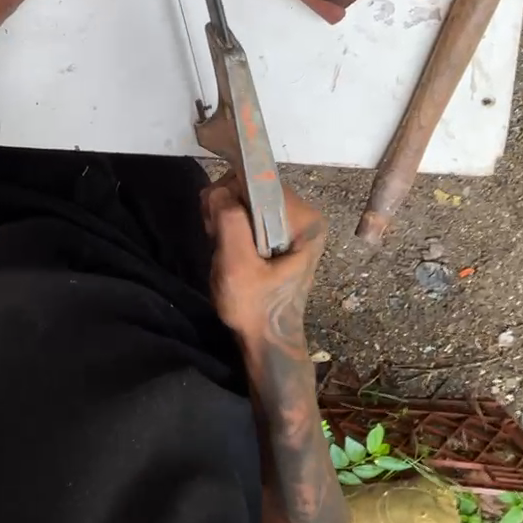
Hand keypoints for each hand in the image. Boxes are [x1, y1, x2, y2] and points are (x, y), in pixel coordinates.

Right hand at [204, 176, 327, 341]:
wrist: (265, 340)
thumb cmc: (254, 307)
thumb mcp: (237, 266)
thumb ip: (230, 222)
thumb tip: (220, 190)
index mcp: (304, 220)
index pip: (256, 182)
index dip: (229, 198)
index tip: (218, 228)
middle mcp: (303, 215)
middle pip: (249, 188)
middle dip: (225, 209)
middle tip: (219, 241)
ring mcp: (291, 224)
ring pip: (243, 199)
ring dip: (224, 220)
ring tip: (224, 249)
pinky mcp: (279, 233)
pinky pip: (245, 213)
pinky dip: (230, 226)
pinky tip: (229, 249)